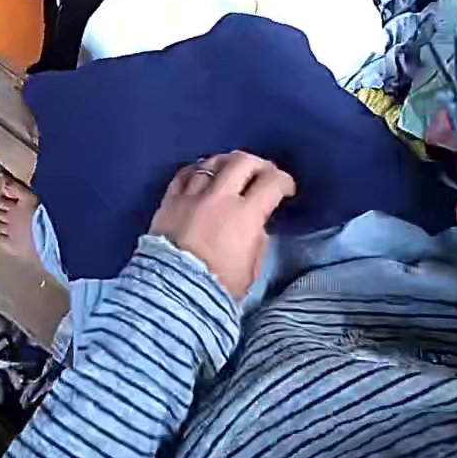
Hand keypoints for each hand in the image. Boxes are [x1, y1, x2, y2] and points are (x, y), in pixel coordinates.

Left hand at [149, 152, 296, 298]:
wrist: (172, 295)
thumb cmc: (217, 288)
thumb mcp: (251, 270)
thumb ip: (257, 241)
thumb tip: (255, 226)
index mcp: (245, 216)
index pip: (272, 183)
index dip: (285, 181)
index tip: (287, 189)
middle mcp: (219, 198)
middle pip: (242, 162)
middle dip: (260, 164)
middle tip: (264, 174)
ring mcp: (191, 196)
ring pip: (213, 162)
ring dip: (229, 162)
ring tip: (234, 170)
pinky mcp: (169, 201)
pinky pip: (185, 173)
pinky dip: (199, 169)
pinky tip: (204, 172)